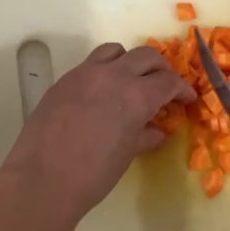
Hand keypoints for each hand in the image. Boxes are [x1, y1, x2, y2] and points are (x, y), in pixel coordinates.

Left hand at [0, 43, 195, 223]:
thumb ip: (144, 135)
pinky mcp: (63, 81)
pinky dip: (104, 71)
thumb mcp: (126, 154)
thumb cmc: (93, 174)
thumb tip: (155, 130)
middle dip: (160, 69)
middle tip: (164, 87)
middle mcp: (112, 76)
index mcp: (135, 95)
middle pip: (145, 56)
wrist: (43, 178)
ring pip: (114, 52)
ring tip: (131, 81)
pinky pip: (90, 65)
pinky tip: (101, 94)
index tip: (186, 98)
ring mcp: (84, 74)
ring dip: (129, 61)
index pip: (167, 81)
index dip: (181, 89)